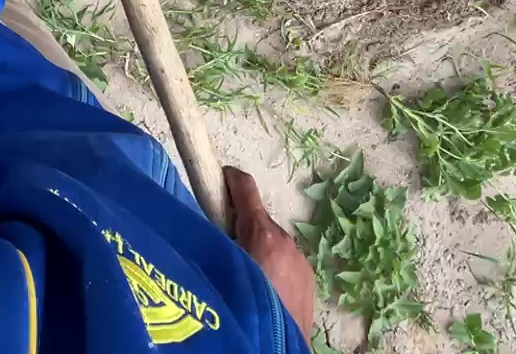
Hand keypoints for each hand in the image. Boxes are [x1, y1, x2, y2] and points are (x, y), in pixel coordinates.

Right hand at [225, 166, 315, 337]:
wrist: (277, 347)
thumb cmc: (245, 305)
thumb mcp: (220, 266)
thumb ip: (215, 239)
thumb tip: (205, 220)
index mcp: (262, 233)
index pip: (245, 187)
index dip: (228, 179)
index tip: (215, 181)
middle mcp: (285, 241)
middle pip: (257, 219)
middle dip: (239, 225)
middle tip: (223, 248)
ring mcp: (301, 261)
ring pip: (272, 241)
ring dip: (257, 248)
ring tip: (243, 276)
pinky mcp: (310, 280)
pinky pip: (286, 261)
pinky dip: (273, 266)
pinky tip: (263, 291)